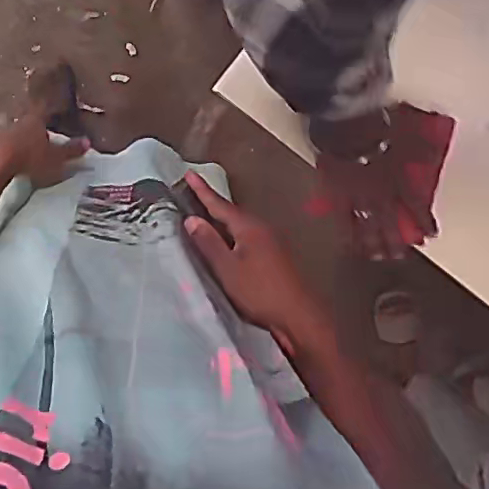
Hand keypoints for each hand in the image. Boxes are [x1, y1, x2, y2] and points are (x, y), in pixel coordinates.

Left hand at [0, 109, 88, 186]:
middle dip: (26, 130)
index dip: (47, 116)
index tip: (49, 119)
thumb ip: (71, 151)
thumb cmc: (30, 158)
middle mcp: (14, 123)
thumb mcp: (56, 158)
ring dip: (8, 141)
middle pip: (22, 124)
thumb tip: (87, 142)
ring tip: (13, 153)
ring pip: (4, 134)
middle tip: (31, 139)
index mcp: (34, 121)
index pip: (43, 114)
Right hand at [179, 171, 334, 351]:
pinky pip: (247, 237)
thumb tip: (191, 218)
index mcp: (248, 227)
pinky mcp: (274, 256)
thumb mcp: (227, 269)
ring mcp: (270, 242)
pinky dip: (232, 234)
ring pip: (240, 225)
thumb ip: (209, 243)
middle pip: (231, 212)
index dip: (202, 190)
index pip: (219, 204)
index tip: (189, 173)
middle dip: (212, 203)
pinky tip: (227, 242)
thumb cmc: (260, 291)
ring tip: (205, 215)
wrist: (298, 316)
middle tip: (193, 191)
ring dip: (222, 219)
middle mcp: (261, 228)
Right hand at [310, 105, 441, 260]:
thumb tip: (432, 151)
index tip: (430, 233)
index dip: (424, 222)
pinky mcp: (339, 197)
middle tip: (400, 254)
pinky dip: (347, 234)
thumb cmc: (376, 129)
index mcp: (400, 182)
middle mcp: (382, 196)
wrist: (347, 130)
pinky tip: (349, 244)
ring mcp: (360, 199)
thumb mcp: (406, 135)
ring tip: (377, 256)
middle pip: (392, 224)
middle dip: (397, 241)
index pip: (416, 207)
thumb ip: (419, 148)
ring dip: (375, 243)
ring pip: (370, 227)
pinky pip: (344, 220)